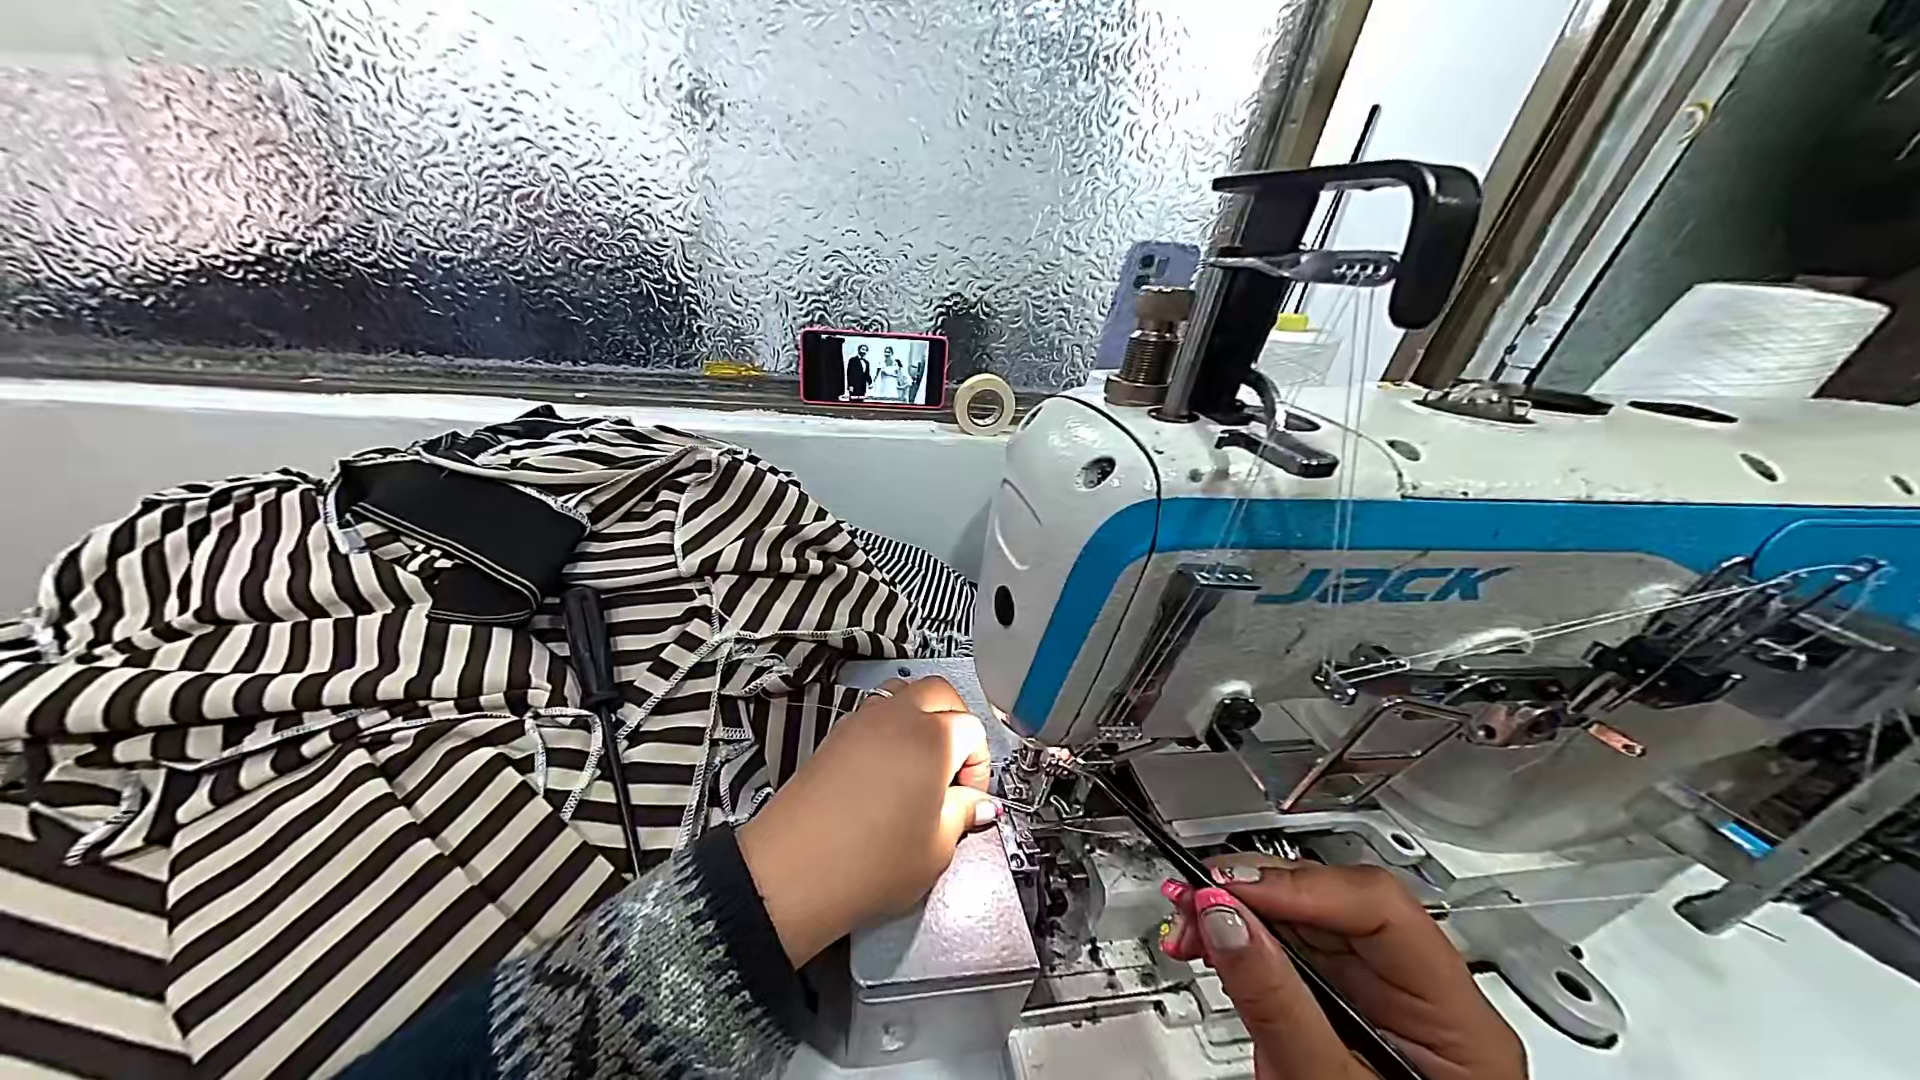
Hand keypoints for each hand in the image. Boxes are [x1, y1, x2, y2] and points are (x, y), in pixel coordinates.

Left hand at [735, 676, 996, 965]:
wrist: (792, 874)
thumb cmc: (865, 863)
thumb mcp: (936, 849)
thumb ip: (964, 814)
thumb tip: (976, 804)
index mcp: (933, 738)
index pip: (973, 729)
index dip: (979, 763)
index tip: (971, 794)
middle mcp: (897, 717)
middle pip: (941, 692)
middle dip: (958, 722)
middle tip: (956, 766)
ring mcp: (863, 721)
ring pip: (905, 692)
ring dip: (924, 715)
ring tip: (924, 761)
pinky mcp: (837, 734)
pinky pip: (876, 711)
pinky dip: (892, 726)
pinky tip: (892, 768)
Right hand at [1162, 856, 1525, 1079]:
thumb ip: (1278, 1005)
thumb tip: (1224, 916)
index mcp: (1456, 1021)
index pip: (1378, 908)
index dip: (1298, 886)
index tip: (1227, 890)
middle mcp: (1418, 993)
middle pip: (1332, 901)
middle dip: (1251, 893)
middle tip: (1193, 899)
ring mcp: (1373, 995)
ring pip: (1298, 914)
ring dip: (1233, 911)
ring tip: (1188, 923)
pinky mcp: (1331, 1001)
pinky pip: (1282, 945)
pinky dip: (1237, 938)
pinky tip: (1207, 940)